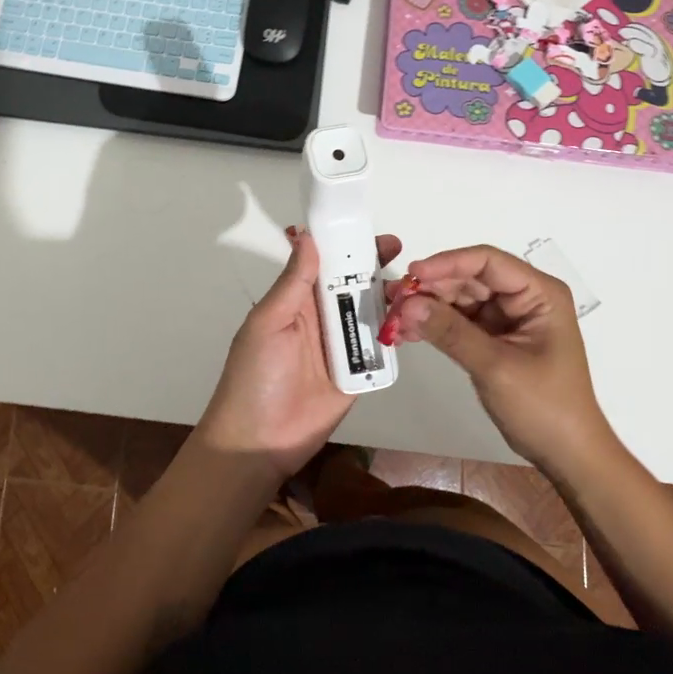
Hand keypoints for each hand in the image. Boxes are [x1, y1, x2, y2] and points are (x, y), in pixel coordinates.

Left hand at [197, 227, 402, 478]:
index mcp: (296, 302)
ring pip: (371, 314)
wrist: (259, 441)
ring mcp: (342, 348)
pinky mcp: (359, 376)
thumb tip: (306, 235)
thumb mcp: (268, 322)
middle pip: (353, 287)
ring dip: (391, 299)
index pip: (325, 266)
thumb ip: (293, 283)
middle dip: (376, 269)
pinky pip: (381, 350)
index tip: (373, 232)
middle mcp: (321, 319)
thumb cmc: (255, 376)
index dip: (347, 247)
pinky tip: (417, 319)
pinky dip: (398, 334)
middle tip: (404, 256)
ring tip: (415, 286)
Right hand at [390, 245, 612, 468]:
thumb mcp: (496, 367)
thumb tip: (407, 304)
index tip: (411, 276)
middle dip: (430, 288)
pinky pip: (458, 321)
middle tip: (392, 300)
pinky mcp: (494, 338)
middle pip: (469, 278)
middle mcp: (524, 298)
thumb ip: (451, 332)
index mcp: (539, 294)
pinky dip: (434, 325)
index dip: (447, 263)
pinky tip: (407, 333)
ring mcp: (508, 319)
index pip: (487, 262)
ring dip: (427, 306)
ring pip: (459, 298)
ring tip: (392, 318)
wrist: (567, 454)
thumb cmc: (544, 406)